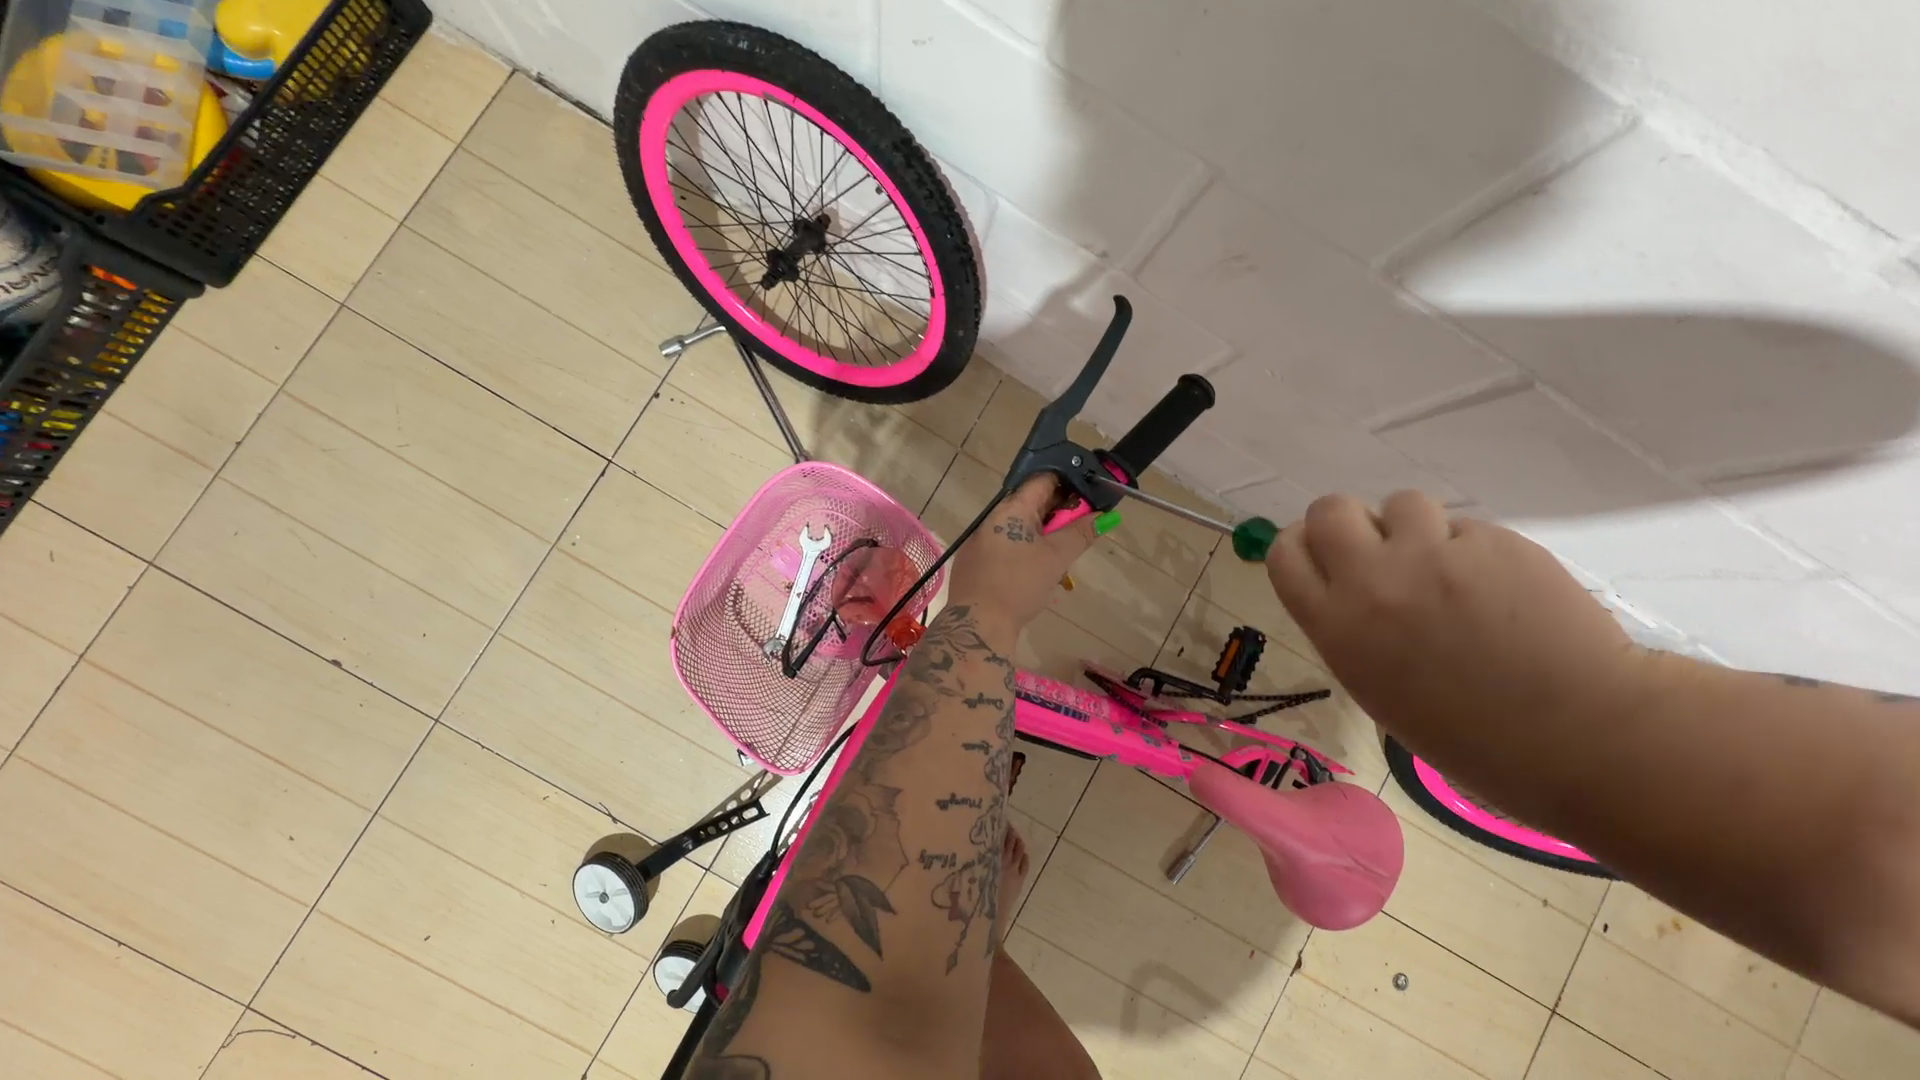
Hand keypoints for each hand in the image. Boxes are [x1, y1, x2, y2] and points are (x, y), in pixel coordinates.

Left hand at [947, 474, 1096, 635]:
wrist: (978, 624)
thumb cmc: (1019, 585)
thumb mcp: (1056, 558)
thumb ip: (1081, 534)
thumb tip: (1105, 517)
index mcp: (1010, 509)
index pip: (1042, 479)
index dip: (1069, 483)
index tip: (1090, 496)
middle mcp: (991, 518)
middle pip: (1031, 503)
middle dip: (1059, 513)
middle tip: (1082, 528)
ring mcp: (980, 541)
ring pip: (1019, 528)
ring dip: (1044, 535)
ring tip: (1063, 553)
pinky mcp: (975, 563)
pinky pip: (1006, 546)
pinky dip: (1026, 551)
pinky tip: (1038, 571)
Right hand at [1267, 491, 1647, 745]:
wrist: (1574, 733)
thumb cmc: (1467, 736)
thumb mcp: (1376, 687)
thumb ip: (1351, 628)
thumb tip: (1358, 590)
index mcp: (1336, 626)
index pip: (1285, 553)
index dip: (1302, 546)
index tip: (1324, 556)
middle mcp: (1372, 580)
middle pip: (1329, 509)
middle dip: (1350, 523)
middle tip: (1381, 552)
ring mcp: (1434, 555)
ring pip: (1401, 502)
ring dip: (1415, 528)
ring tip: (1448, 567)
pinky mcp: (1492, 541)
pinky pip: (1464, 527)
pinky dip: (1472, 549)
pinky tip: (1499, 588)